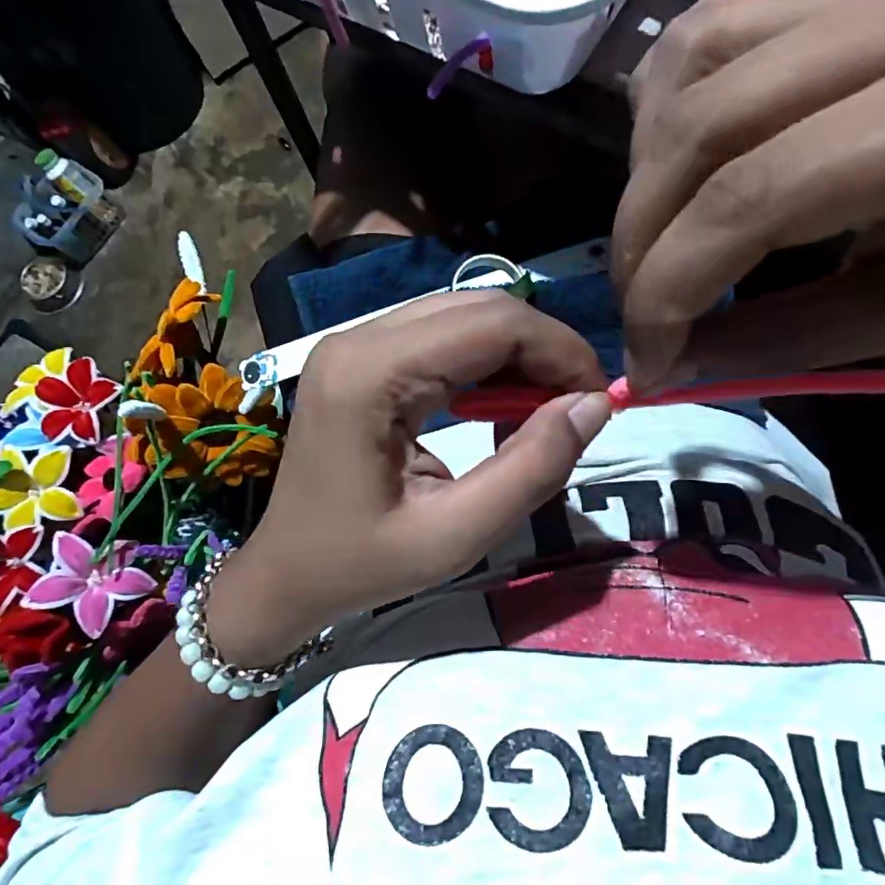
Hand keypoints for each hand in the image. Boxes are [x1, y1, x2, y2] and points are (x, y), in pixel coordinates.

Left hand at [206, 292, 611, 662]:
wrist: (285, 575)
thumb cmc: (361, 565)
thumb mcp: (455, 536)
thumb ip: (530, 469)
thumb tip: (593, 406)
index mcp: (371, 375)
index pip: (492, 324)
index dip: (560, 351)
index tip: (600, 402)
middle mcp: (358, 340)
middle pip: (480, 309)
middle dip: (543, 351)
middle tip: (579, 409)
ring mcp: (354, 344)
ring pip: (464, 318)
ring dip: (517, 357)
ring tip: (545, 414)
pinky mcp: (360, 360)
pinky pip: (441, 340)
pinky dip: (486, 367)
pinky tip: (501, 411)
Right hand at [612, 0, 884, 389]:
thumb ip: (786, 342)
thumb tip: (667, 364)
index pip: (763, 188)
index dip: (670, 283)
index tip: (647, 359)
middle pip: (716, 114)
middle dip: (643, 234)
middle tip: (639, 310)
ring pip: (707, 53)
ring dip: (650, 166)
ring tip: (661, 243)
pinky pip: (734, 24)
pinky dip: (678, 107)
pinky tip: (688, 169)